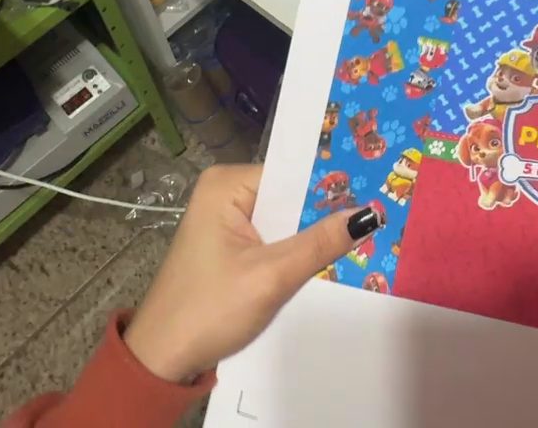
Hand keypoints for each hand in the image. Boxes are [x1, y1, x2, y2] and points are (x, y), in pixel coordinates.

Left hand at [124, 164, 378, 381]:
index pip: (292, 174)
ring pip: (283, 220)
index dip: (330, 187)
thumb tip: (371, 212)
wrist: (161, 362)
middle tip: (376, 219)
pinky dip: (292, 251)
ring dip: (308, 236)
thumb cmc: (209, 310)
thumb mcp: (271, 276)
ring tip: (358, 239)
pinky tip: (321, 260)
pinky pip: (272, 237)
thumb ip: (320, 242)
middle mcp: (224, 191)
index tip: (374, 193)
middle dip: (322, 214)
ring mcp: (225, 218)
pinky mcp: (228, 244)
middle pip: (289, 196)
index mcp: (227, 183)